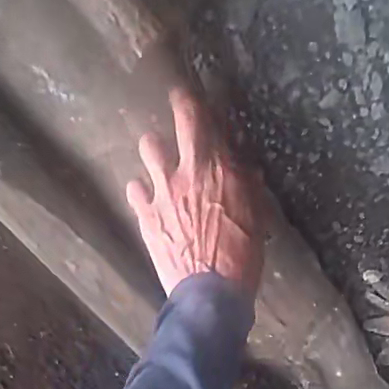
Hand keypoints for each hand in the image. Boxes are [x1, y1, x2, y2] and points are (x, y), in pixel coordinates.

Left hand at [126, 88, 265, 299]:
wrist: (209, 293)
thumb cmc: (240, 260)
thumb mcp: (254, 221)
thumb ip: (247, 189)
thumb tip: (247, 170)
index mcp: (220, 170)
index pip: (209, 122)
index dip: (200, 104)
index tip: (195, 95)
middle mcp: (188, 172)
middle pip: (179, 121)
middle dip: (178, 104)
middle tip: (176, 98)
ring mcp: (163, 192)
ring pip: (149, 147)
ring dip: (154, 148)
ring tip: (157, 155)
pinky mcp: (146, 217)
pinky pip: (134, 189)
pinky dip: (139, 189)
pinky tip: (144, 195)